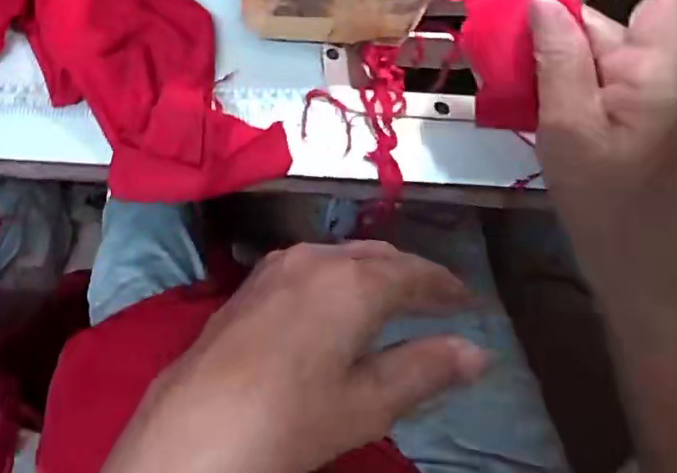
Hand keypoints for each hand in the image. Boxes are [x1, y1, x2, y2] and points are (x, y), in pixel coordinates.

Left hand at [103, 242, 490, 472]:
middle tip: (440, 298)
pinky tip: (342, 297)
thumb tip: (478, 352)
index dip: (443, 284)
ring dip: (375, 270)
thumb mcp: (366, 402)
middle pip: (378, 256)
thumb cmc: (292, 416)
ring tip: (398, 296)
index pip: (412, 272)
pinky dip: (342, 273)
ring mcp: (282, 263)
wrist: (198, 421)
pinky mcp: (257, 277)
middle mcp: (317, 257)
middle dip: (411, 274)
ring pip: (343, 254)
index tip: (468, 298)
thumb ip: (423, 370)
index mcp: (352, 281)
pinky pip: (315, 262)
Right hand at [529, 0, 676, 301]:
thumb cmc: (605, 200)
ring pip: (618, 54)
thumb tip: (547, 2)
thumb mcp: (567, 125)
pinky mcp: (659, 124)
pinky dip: (579, 71)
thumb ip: (559, 57)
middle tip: (513, 21)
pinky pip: (618, 79)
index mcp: (667, 77)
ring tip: (514, 58)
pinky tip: (540, 87)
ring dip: (568, 48)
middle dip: (571, 17)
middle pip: (629, 26)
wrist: (643, 273)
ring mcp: (672, 105)